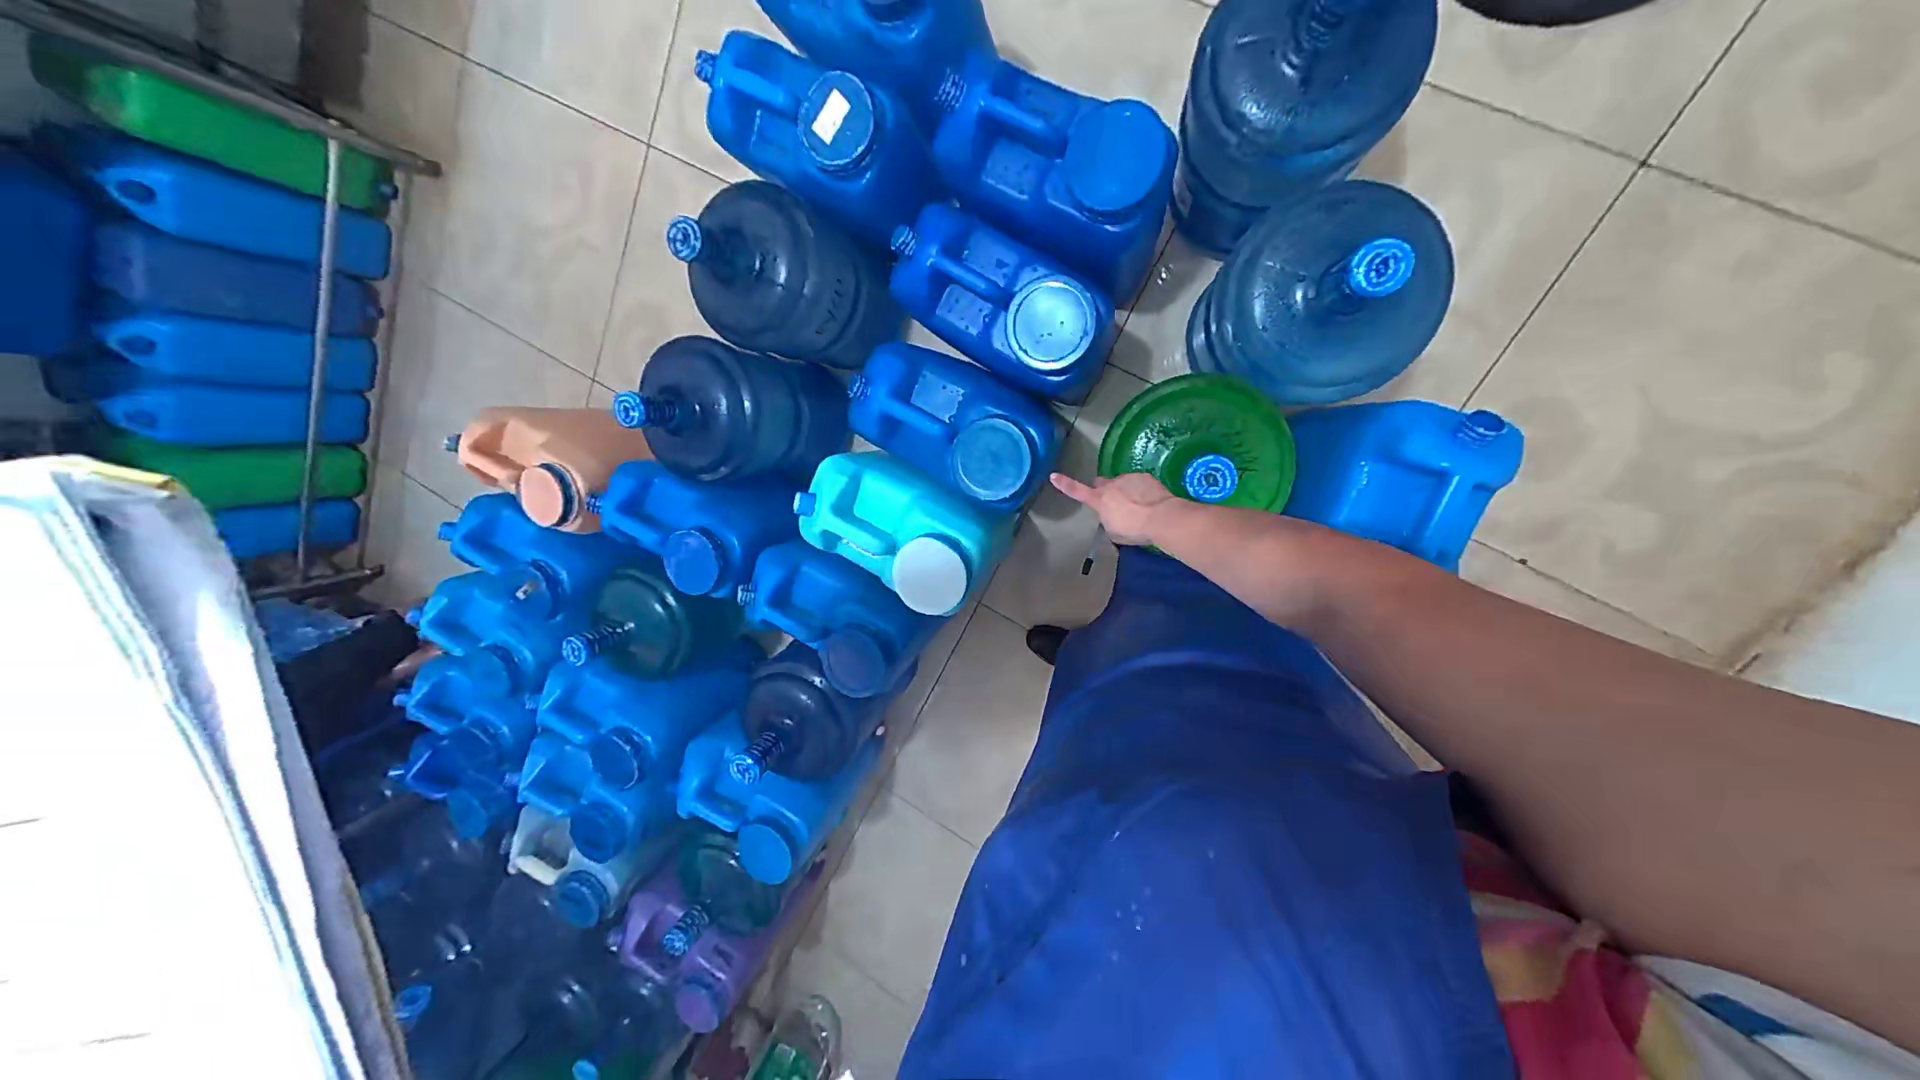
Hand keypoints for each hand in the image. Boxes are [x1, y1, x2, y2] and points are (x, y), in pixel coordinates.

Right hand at [1050, 472, 1176, 545]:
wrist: (1162, 517)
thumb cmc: (1134, 529)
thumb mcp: (1114, 532)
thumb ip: (1108, 520)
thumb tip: (1112, 516)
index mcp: (1099, 500)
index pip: (1077, 491)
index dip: (1064, 484)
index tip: (1053, 476)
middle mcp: (1111, 485)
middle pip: (1101, 483)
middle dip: (1104, 490)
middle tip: (1114, 504)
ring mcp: (1128, 478)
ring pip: (1122, 483)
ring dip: (1125, 492)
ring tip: (1138, 508)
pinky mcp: (1144, 477)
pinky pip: (1138, 482)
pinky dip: (1141, 491)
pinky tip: (1150, 502)